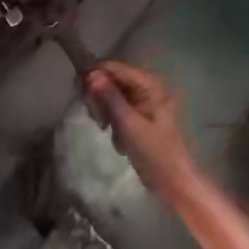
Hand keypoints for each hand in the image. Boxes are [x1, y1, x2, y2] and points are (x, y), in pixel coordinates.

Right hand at [86, 61, 196, 199]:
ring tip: (105, 127)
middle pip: (112, 78)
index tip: (77, 84)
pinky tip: (114, 136)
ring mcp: (141, 100)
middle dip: (99, 95)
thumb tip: (92, 75)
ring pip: (111, 94)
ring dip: (104, 109)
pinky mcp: (136, 114)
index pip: (116, 67)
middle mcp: (145, 86)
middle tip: (94, 115)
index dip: (96, 71)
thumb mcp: (129, 124)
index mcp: (149, 84)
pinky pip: (115, 107)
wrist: (172, 181)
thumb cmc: (154, 152)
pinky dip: (111, 118)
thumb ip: (110, 98)